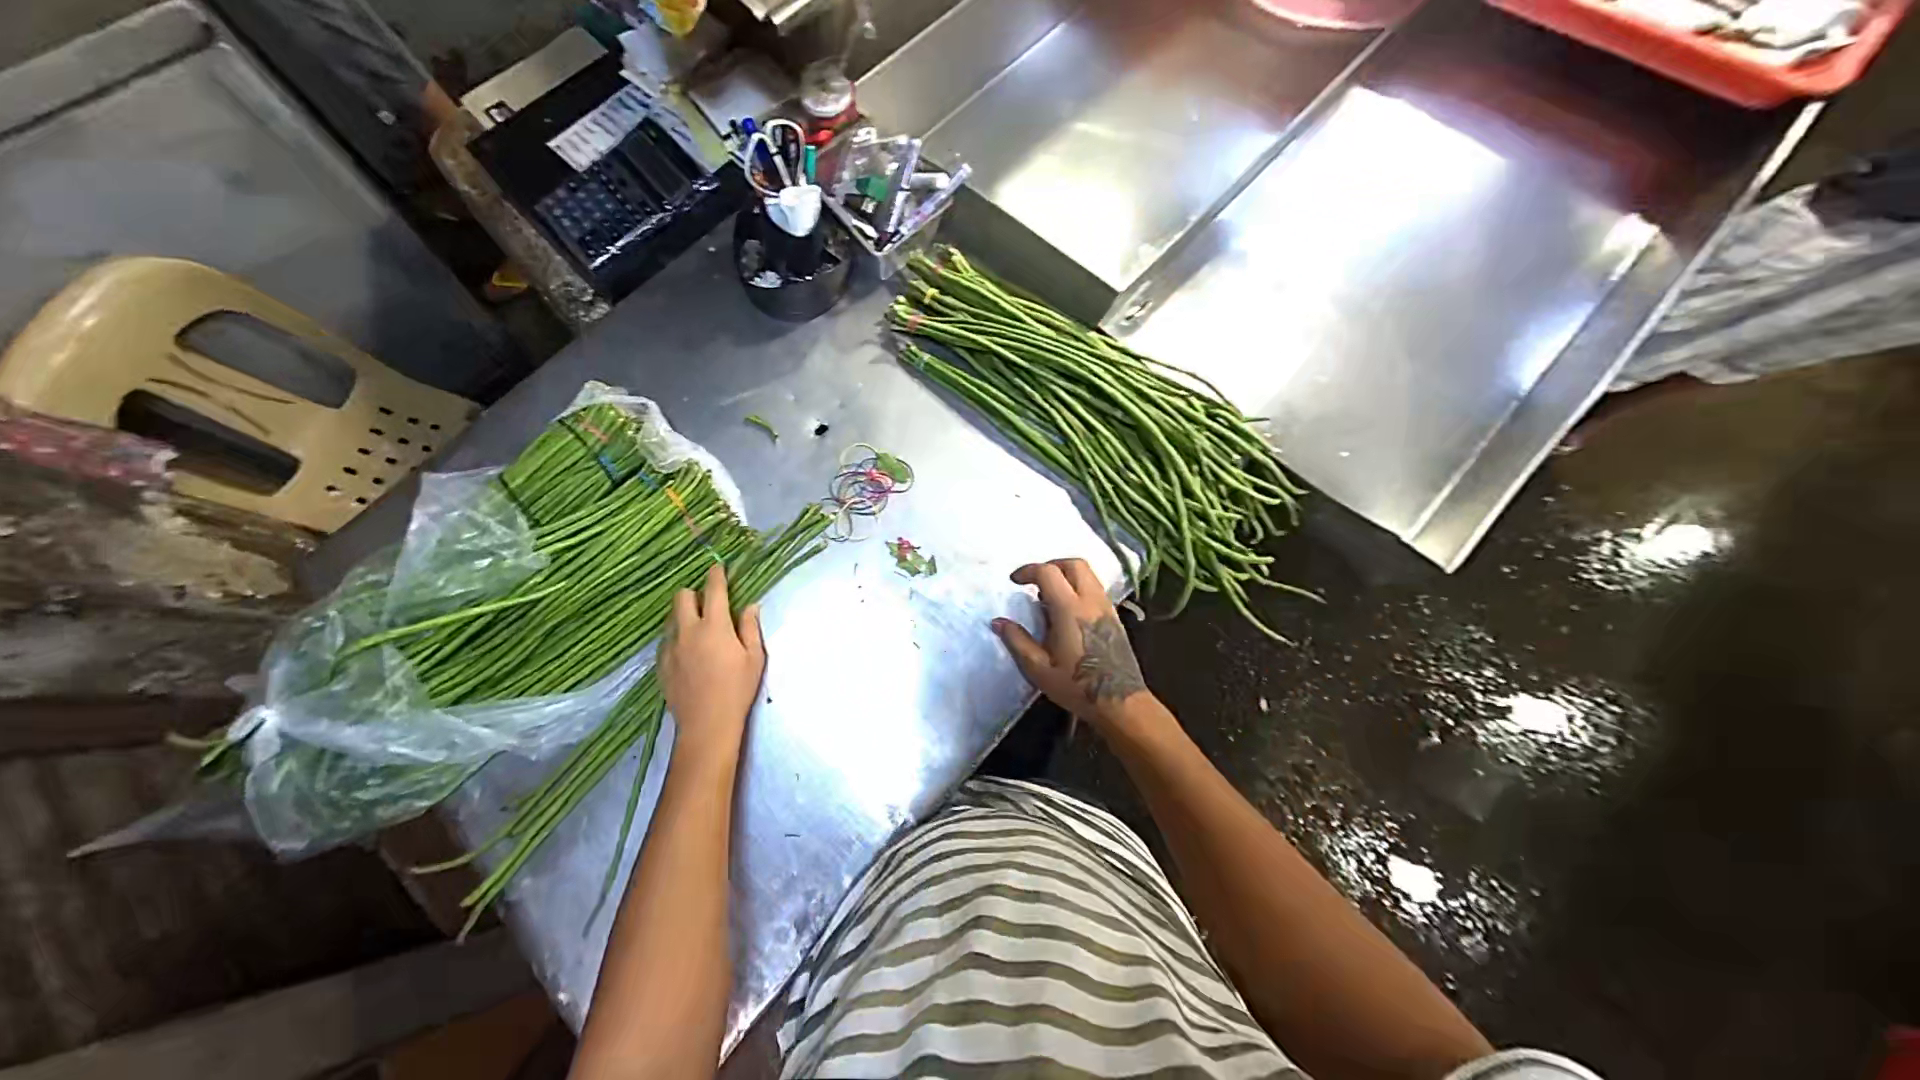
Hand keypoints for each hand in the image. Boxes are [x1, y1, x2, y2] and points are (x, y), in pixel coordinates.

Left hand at [660, 563, 764, 762]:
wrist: (706, 724)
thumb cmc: (737, 689)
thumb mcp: (754, 657)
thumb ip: (750, 627)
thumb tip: (750, 606)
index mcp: (714, 625)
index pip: (713, 589)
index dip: (716, 575)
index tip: (719, 568)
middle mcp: (688, 630)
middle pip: (682, 596)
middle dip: (694, 593)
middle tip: (709, 604)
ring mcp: (670, 647)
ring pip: (671, 617)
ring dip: (684, 614)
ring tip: (699, 628)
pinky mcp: (661, 663)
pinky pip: (666, 639)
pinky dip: (677, 637)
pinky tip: (689, 651)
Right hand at [992, 558, 1153, 728]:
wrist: (1120, 702)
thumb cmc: (1077, 686)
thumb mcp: (1039, 668)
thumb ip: (1017, 641)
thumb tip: (998, 622)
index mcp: (1070, 609)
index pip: (1049, 572)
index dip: (1028, 570)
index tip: (1015, 581)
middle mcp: (1091, 601)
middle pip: (1074, 564)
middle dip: (1051, 565)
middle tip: (1034, 581)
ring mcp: (1107, 608)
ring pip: (1088, 575)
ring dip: (1067, 576)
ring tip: (1049, 596)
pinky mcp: (1115, 618)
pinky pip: (1096, 589)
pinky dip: (1079, 588)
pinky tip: (1067, 612)